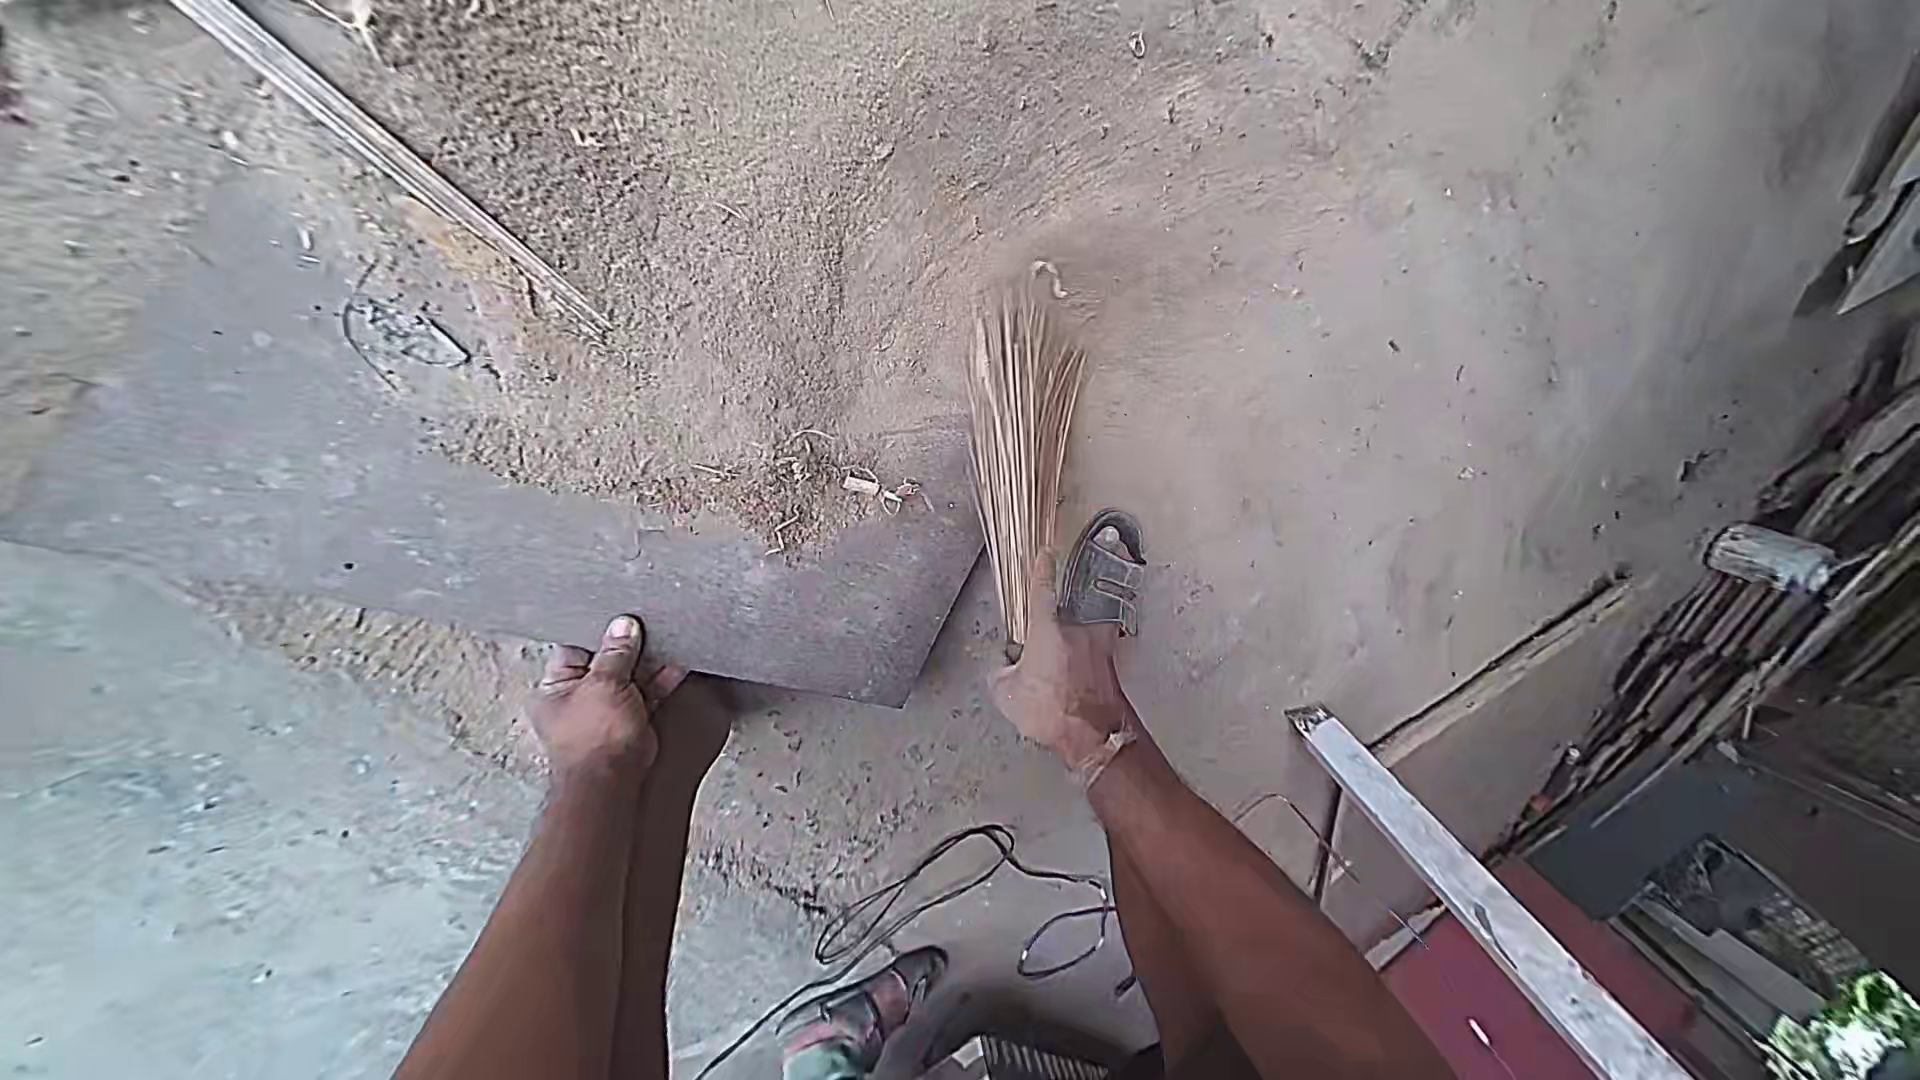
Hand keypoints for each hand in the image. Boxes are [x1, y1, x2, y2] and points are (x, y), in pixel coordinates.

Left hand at [533, 615, 687, 783]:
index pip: (575, 647)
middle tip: (646, 627)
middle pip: (606, 659)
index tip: (619, 616)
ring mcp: (607, 706)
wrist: (613, 776)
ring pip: (630, 674)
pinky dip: (662, 680)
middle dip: (628, 646)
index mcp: (557, 686)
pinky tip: (676, 666)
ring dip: (649, 662)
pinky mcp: (631, 716)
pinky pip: (648, 691)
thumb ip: (615, 653)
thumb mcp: (603, 683)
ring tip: (667, 641)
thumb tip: (623, 626)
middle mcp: (579, 695)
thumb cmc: (594, 737)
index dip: (597, 631)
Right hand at [989, 551, 1135, 768]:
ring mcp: (1097, 644)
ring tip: (1057, 684)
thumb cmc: (1053, 712)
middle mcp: (1076, 630)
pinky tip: (1073, 687)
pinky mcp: (1109, 661)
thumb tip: (1005, 663)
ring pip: (1074, 639)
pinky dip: (1081, 666)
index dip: (1041, 569)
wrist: (1094, 737)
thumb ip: (1001, 669)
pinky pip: (1089, 655)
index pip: (1042, 590)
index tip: (1044, 553)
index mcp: (1047, 630)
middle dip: (1046, 641)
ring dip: (1065, 655)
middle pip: (1057, 620)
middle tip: (1039, 668)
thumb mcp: (1006, 692)